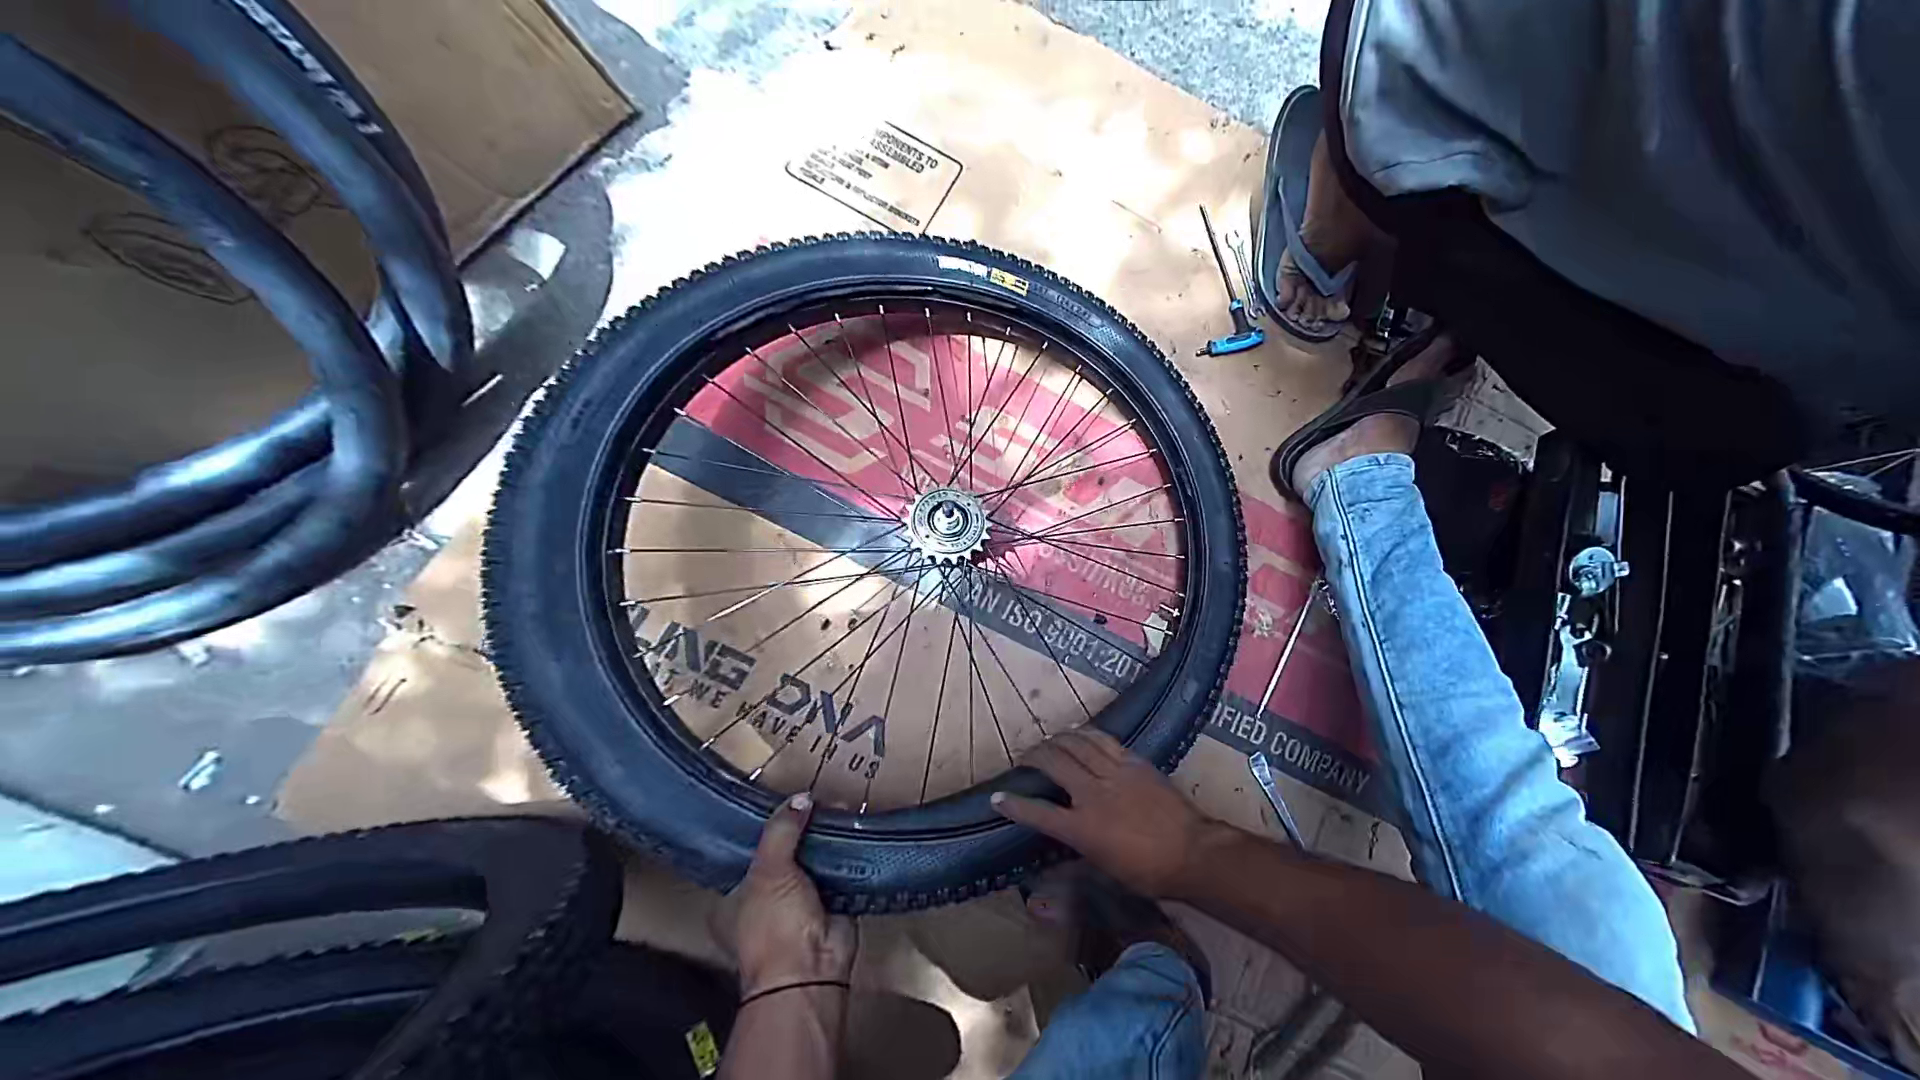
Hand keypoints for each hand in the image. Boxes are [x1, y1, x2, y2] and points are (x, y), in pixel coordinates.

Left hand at [714, 793, 857, 993]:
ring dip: (824, 839)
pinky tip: (851, 828)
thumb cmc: (772, 930)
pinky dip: (845, 854)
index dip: (762, 825)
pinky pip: (838, 871)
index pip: (745, 851)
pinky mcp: (830, 904)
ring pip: (811, 860)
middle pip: (782, 852)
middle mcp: (764, 900)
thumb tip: (799, 799)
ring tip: (835, 806)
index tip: (779, 799)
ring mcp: (798, 903)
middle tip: (812, 799)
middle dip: (799, 828)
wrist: (811, 971)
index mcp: (733, 897)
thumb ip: (781, 830)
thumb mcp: (768, 870)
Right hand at [990, 729, 1233, 898]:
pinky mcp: (1134, 763)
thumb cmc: (1149, 872)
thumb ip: (1078, 854)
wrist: (1195, 853)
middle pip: (1054, 763)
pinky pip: (1103, 740)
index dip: (1014, 805)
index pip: (1038, 813)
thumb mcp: (1106, 871)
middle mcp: (1093, 795)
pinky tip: (1077, 733)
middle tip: (1025, 758)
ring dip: (1056, 740)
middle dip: (1033, 757)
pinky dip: (1084, 734)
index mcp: (1083, 829)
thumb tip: (1056, 853)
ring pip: (1076, 744)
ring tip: (1047, 741)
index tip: (997, 799)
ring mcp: (1115, 774)